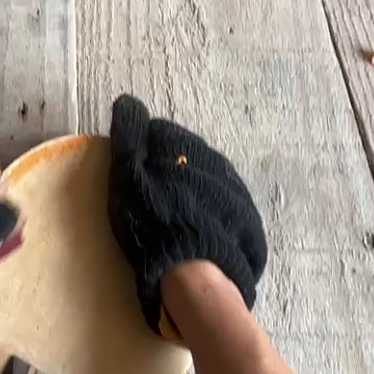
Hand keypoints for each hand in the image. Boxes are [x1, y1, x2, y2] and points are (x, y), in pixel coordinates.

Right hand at [107, 95, 265, 333]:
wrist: (195, 271)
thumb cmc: (151, 221)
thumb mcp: (126, 177)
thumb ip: (127, 136)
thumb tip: (128, 101)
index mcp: (182, 143)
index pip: (157, 134)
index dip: (142, 154)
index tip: (132, 176)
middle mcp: (213, 157)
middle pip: (185, 157)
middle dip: (170, 172)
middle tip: (152, 200)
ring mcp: (234, 187)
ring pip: (206, 182)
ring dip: (192, 192)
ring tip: (176, 220)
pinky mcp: (247, 216)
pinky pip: (223, 207)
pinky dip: (210, 214)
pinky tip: (199, 233)